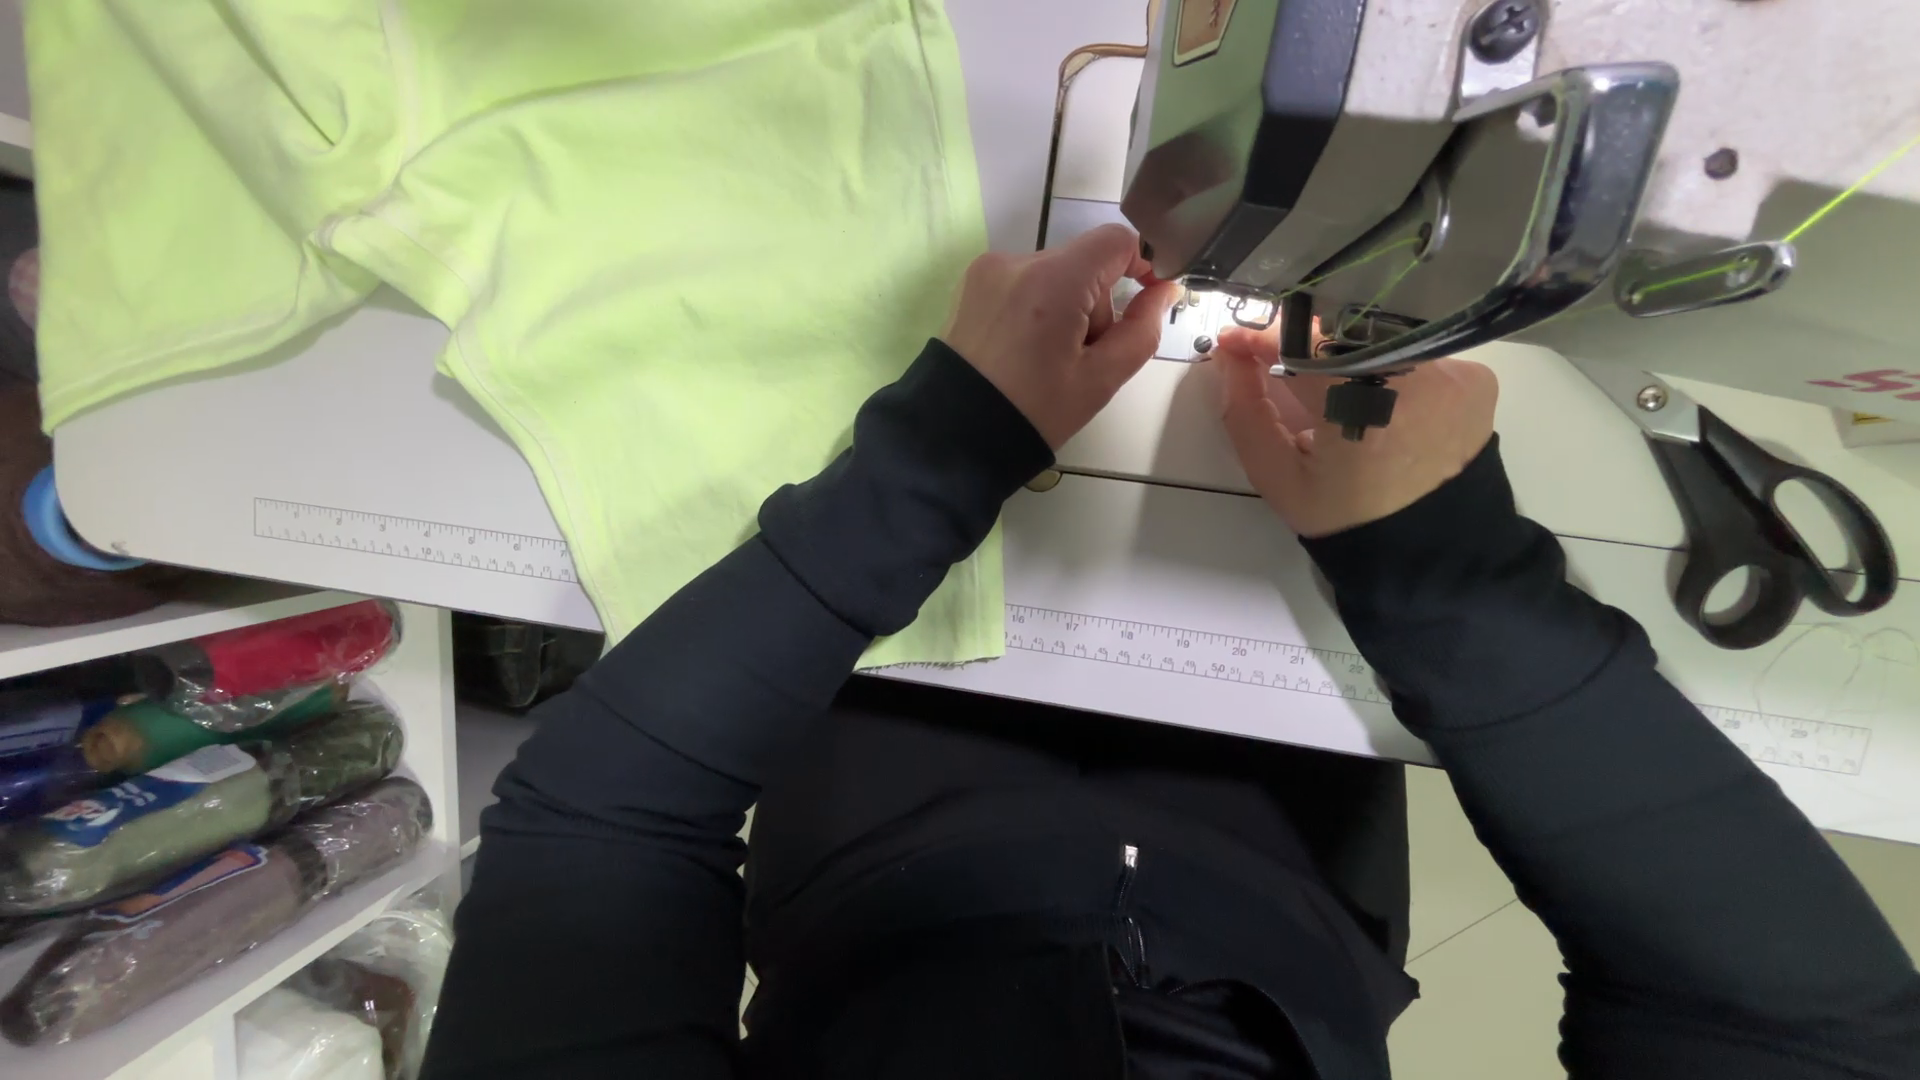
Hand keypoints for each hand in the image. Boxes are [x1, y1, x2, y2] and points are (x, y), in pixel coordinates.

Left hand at [942, 224, 1180, 449]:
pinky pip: (1021, 285)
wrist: (956, 437)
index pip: (1116, 241)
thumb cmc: (1034, 413)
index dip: (1141, 263)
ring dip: (1066, 308)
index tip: (1147, 297)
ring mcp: (987, 273)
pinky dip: (1035, 310)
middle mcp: (1017, 262)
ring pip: (1052, 275)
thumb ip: (1142, 329)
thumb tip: (1164, 291)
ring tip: (1048, 361)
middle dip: (1097, 303)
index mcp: (1053, 281)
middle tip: (1084, 357)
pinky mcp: (969, 288)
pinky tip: (1023, 352)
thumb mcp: (1100, 380)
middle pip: (1082, 263)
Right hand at [1216, 323, 1497, 537]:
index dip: (1260, 337)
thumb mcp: (1276, 476)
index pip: (1301, 343)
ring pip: (1378, 342)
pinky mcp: (1475, 378)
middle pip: (1340, 336)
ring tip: (1332, 395)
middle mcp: (1415, 375)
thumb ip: (1246, 413)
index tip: (1233, 342)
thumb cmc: (1343, 516)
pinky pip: (1416, 356)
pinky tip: (1380, 405)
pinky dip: (1388, 371)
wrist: (1426, 547)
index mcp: (1361, 404)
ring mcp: (1453, 373)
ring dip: (1345, 358)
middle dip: (1303, 347)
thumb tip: (1230, 359)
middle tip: (1275, 367)